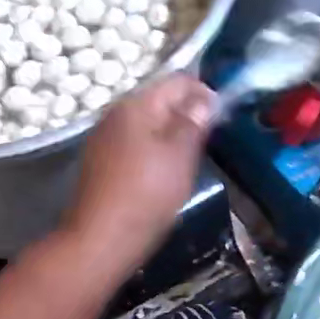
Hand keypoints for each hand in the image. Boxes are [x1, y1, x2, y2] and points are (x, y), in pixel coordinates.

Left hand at [58, 74, 215, 272]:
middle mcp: (111, 116)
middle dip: (185, 115)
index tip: (222, 119)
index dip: (204, 93)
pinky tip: (160, 174)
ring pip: (144, 126)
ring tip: (186, 160)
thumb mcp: (180, 154)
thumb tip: (203, 98)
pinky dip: (149, 154)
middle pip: (158, 102)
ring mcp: (100, 141)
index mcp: (132, 105)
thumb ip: (193, 121)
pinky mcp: (97, 165)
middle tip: (206, 141)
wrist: (99, 238)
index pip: (177, 80)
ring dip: (167, 136)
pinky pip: (131, 147)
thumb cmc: (145, 193)